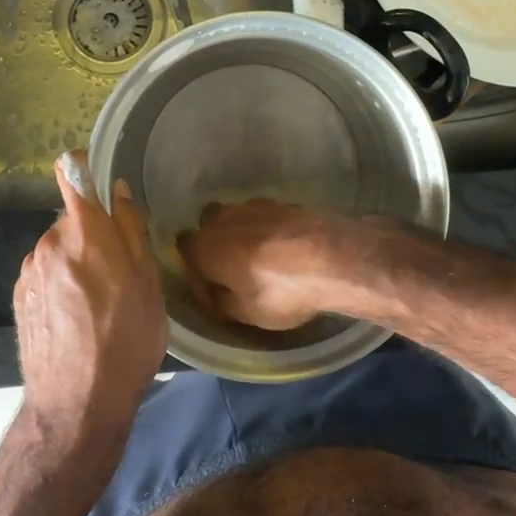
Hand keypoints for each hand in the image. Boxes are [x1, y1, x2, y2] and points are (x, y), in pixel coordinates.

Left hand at [14, 151, 166, 441]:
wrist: (77, 405)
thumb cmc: (125, 341)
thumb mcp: (147, 284)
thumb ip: (130, 229)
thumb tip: (118, 191)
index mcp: (83, 231)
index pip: (71, 172)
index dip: (85, 169)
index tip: (102, 183)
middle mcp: (48, 242)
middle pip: (72, 220)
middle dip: (92, 234)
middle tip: (119, 271)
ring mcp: (29, 271)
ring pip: (59, 249)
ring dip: (76, 262)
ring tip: (99, 303)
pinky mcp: (18, 297)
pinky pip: (45, 274)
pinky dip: (60, 284)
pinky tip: (77, 319)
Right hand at [176, 199, 374, 330]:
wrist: (333, 256)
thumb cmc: (280, 291)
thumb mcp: (245, 313)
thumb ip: (220, 301)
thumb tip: (214, 291)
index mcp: (205, 245)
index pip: (182, 244)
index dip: (193, 264)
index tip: (209, 283)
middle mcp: (224, 218)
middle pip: (209, 223)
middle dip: (216, 241)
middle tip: (235, 268)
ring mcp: (255, 205)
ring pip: (238, 216)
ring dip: (244, 233)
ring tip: (265, 258)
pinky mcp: (284, 201)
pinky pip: (266, 216)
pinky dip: (271, 229)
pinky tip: (287, 248)